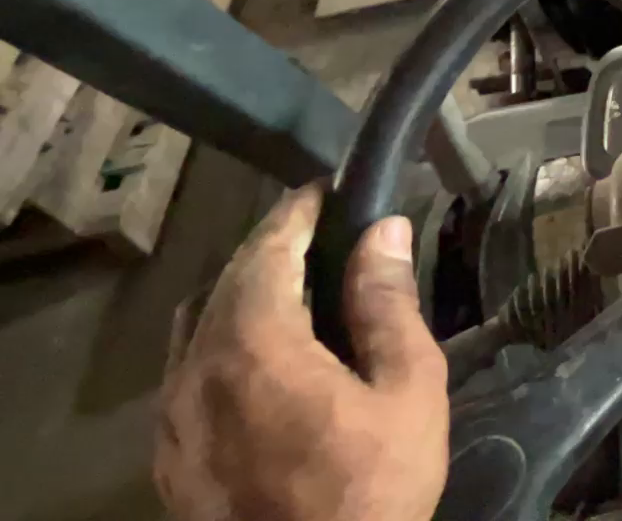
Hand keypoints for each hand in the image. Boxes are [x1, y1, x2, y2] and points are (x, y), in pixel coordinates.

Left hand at [155, 184, 448, 520]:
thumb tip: (382, 231)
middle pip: (222, 286)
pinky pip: (189, 367)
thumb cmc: (375, 477)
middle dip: (270, 246)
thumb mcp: (407, 382)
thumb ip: (386, 303)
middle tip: (324, 225)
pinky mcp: (171, 455)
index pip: (264, 258)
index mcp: (254, 352)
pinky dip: (228, 332)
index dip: (295, 215)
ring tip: (303, 280)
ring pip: (195, 326)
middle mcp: (194, 377)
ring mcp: (172, 421)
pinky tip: (275, 347)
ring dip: (244, 289)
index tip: (327, 187)